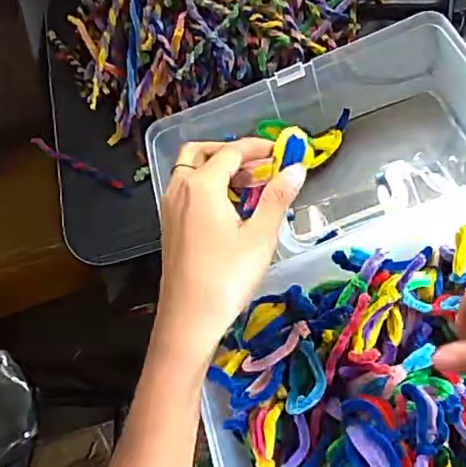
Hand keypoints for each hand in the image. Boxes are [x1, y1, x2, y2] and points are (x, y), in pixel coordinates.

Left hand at [155, 139, 305, 361]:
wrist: (189, 319)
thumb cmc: (226, 278)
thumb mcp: (260, 236)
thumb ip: (278, 197)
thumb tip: (296, 168)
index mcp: (202, 186)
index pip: (231, 152)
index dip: (258, 147)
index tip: (281, 151)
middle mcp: (180, 190)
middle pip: (201, 152)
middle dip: (232, 152)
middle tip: (260, 165)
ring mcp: (170, 208)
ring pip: (190, 171)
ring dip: (218, 168)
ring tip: (249, 185)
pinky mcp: (169, 226)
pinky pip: (187, 191)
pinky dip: (207, 186)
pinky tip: (229, 209)